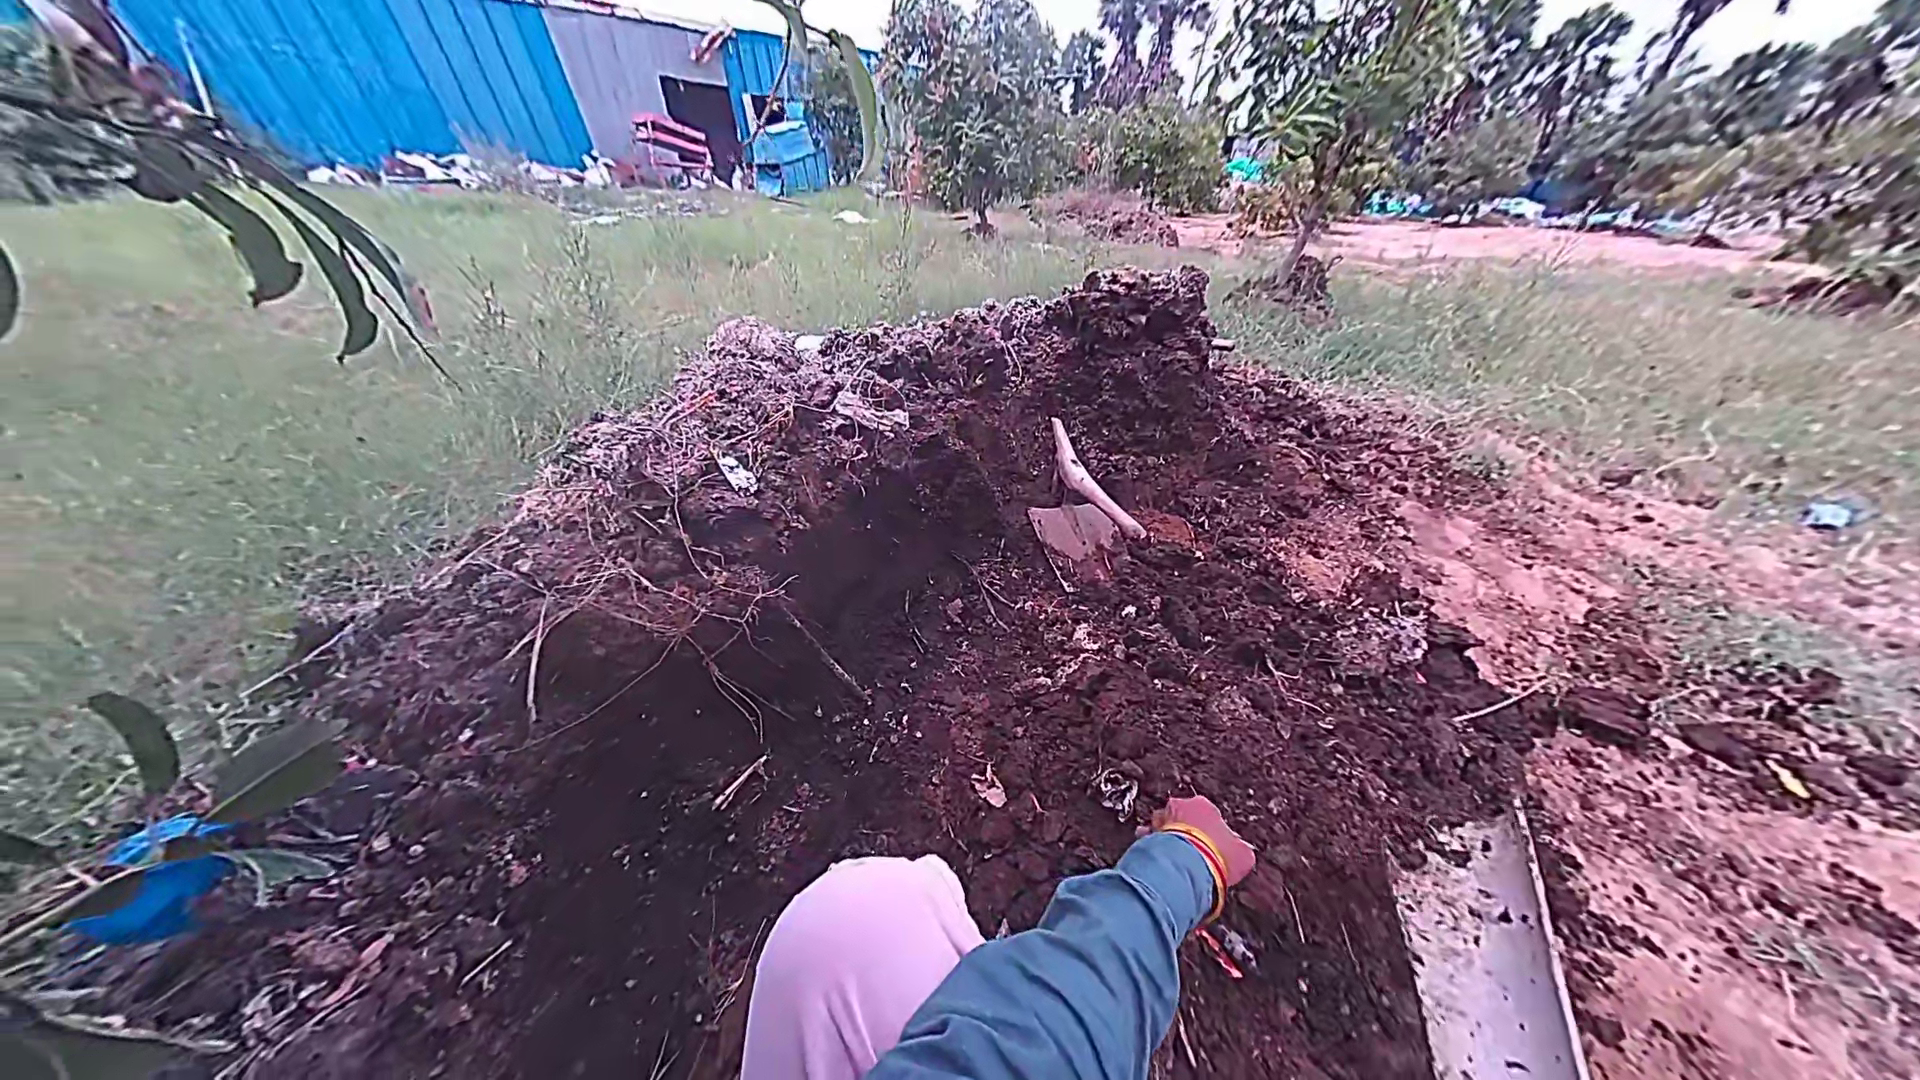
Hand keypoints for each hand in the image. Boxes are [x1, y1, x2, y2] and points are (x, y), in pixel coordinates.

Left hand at [1151, 795, 1255, 887]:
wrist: (1189, 863)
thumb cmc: (1218, 855)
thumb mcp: (1243, 854)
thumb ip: (1240, 849)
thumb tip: (1241, 852)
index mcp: (1204, 806)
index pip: (1206, 814)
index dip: (1209, 831)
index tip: (1212, 845)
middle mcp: (1180, 806)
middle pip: (1182, 816)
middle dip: (1184, 831)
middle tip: (1191, 851)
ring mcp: (1162, 818)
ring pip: (1162, 824)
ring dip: (1167, 837)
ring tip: (1175, 857)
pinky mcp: (1147, 833)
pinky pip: (1148, 837)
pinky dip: (1152, 846)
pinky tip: (1160, 860)